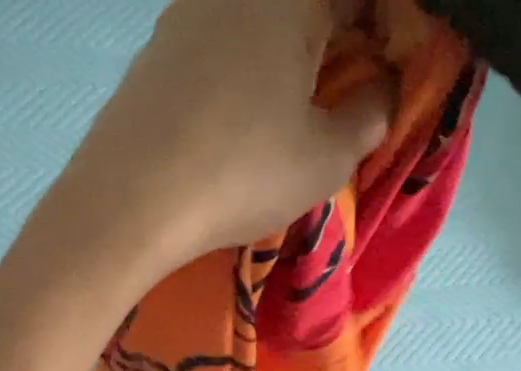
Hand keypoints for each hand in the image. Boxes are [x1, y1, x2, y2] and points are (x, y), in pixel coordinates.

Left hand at [51, 0, 393, 273]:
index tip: (392, 71)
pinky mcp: (154, 51)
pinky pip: (218, 42)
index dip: (387, 27)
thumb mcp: (326, 158)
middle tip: (350, 90)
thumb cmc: (242, 173)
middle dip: (339, 37)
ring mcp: (186, 14)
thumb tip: (383, 91)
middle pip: (306, 5)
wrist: (128, 201)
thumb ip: (370, 116)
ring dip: (289, 53)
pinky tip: (242, 117)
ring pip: (259, 20)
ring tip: (298, 108)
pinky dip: (245, 67)